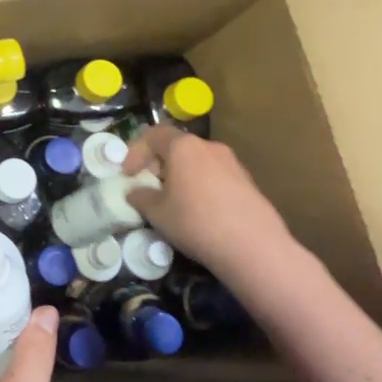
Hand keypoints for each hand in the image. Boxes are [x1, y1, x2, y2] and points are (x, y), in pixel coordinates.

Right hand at [122, 126, 291, 279]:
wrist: (254, 247)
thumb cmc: (196, 222)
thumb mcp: (157, 213)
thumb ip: (140, 197)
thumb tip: (135, 192)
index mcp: (183, 147)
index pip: (153, 135)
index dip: (136, 152)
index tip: (128, 175)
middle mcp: (209, 147)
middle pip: (177, 147)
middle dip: (158, 165)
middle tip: (149, 187)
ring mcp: (233, 164)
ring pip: (197, 162)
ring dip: (181, 176)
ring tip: (174, 202)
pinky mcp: (248, 183)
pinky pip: (215, 177)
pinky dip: (201, 187)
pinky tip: (200, 213)